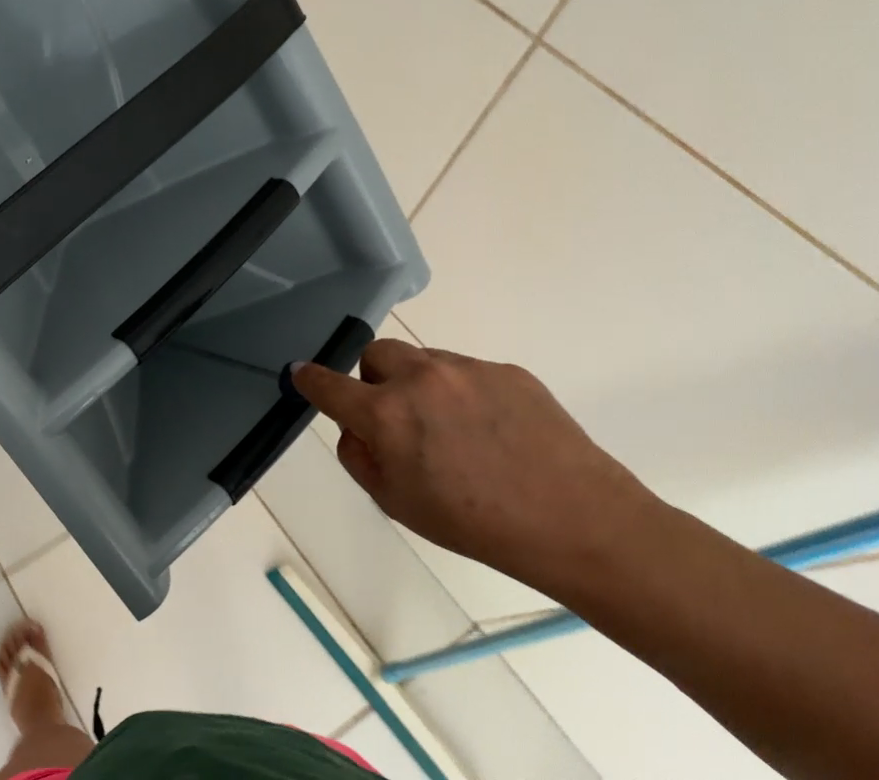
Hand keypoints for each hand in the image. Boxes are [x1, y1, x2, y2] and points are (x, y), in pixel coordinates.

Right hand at [291, 340, 660, 586]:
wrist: (575, 521)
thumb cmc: (475, 524)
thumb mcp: (396, 503)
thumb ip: (360, 458)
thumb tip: (355, 429)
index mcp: (384, 414)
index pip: (329, 384)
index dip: (310, 379)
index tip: (302, 375)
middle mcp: (420, 379)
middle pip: (377, 353)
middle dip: (374, 378)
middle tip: (395, 416)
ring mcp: (468, 370)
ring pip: (424, 361)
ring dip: (421, 385)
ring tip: (454, 431)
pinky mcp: (509, 371)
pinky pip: (468, 373)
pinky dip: (464, 394)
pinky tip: (492, 433)